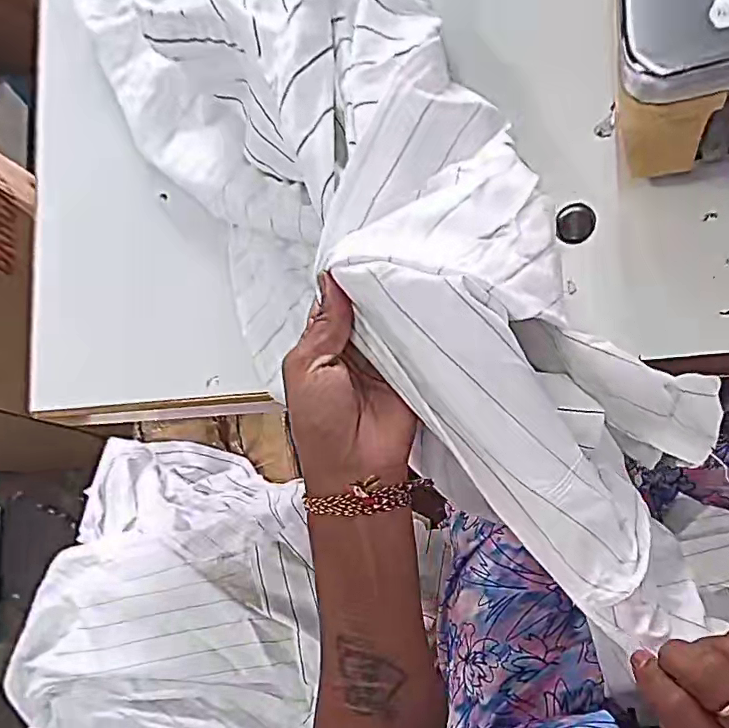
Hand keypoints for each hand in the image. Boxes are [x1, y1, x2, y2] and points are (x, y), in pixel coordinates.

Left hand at [282, 274, 418, 493]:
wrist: (356, 468)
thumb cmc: (320, 427)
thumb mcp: (306, 366)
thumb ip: (323, 326)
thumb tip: (331, 284)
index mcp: (325, 348)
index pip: (337, 306)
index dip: (346, 284)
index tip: (357, 259)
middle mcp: (358, 353)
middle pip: (369, 312)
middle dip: (375, 293)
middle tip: (385, 265)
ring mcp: (387, 365)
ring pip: (394, 326)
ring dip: (398, 312)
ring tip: (405, 282)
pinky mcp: (412, 377)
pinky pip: (417, 349)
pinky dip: (419, 334)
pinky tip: (422, 313)